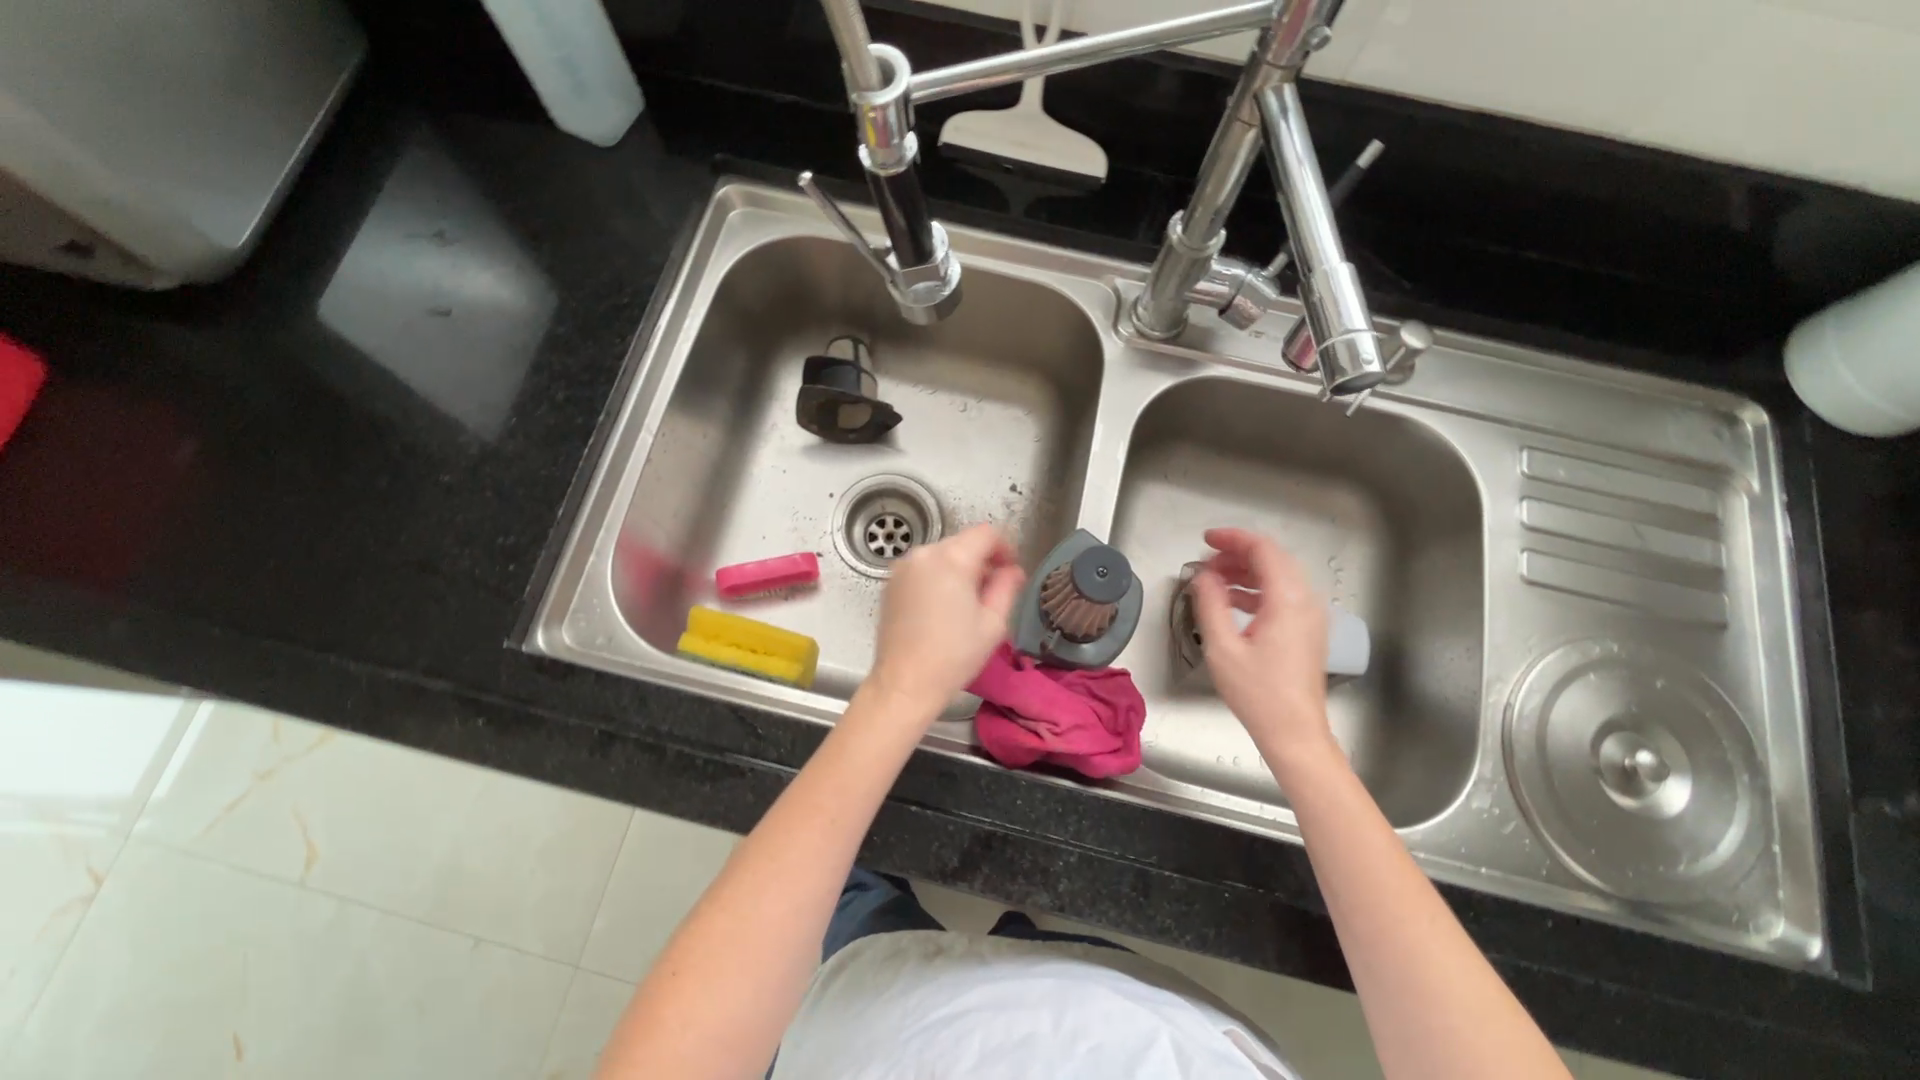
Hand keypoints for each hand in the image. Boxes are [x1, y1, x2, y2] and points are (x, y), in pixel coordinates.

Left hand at [868, 524, 1025, 713]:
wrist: (905, 683)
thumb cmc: (954, 656)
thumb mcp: (993, 623)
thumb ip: (1007, 587)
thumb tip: (1013, 571)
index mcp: (951, 559)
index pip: (986, 534)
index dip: (1005, 548)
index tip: (1011, 571)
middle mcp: (923, 555)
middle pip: (962, 543)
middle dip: (981, 561)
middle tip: (993, 592)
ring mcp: (903, 568)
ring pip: (942, 555)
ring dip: (959, 569)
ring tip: (968, 603)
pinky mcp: (890, 584)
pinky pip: (923, 569)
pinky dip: (938, 578)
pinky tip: (944, 608)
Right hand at [1188, 527, 1339, 778]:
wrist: (1294, 732)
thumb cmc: (1258, 693)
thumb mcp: (1222, 647)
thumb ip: (1211, 604)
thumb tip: (1203, 576)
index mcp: (1287, 600)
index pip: (1263, 550)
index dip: (1232, 539)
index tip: (1205, 540)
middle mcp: (1306, 601)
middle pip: (1273, 559)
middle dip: (1237, 554)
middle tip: (1205, 562)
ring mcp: (1310, 616)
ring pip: (1278, 576)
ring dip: (1246, 572)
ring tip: (1213, 580)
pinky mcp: (1307, 630)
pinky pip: (1283, 595)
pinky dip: (1257, 589)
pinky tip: (1232, 602)